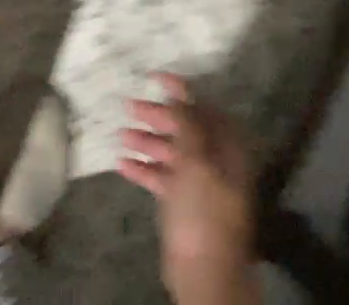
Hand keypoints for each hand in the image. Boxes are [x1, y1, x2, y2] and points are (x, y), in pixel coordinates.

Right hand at [117, 73, 258, 304]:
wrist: (205, 272)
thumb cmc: (203, 210)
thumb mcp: (196, 161)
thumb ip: (188, 123)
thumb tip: (181, 89)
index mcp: (227, 151)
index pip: (207, 110)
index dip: (183, 92)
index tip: (155, 77)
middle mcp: (217, 164)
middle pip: (187, 131)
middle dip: (159, 117)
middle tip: (130, 106)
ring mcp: (201, 186)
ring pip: (172, 154)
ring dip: (147, 142)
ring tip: (121, 135)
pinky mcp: (184, 205)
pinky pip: (162, 179)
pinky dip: (144, 169)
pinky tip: (122, 164)